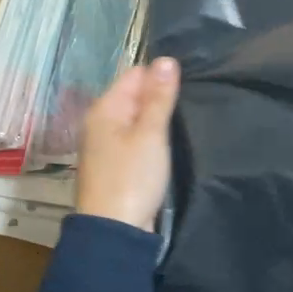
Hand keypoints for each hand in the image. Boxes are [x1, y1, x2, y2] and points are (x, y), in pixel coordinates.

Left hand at [75, 58, 179, 231]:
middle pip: (136, 97)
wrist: (115, 232)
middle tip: (191, 106)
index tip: (186, 89)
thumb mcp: (151, 134)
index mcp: (105, 109)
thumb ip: (159, 96)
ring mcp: (106, 145)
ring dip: (158, 121)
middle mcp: (101, 122)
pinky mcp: (116, 165)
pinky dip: (152, 140)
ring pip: (137, 119)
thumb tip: (166, 59)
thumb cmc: (132, 178)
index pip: (136, 74)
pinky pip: (136, 140)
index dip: (161, 78)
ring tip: (186, 124)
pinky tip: (169, 146)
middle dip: (161, 99)